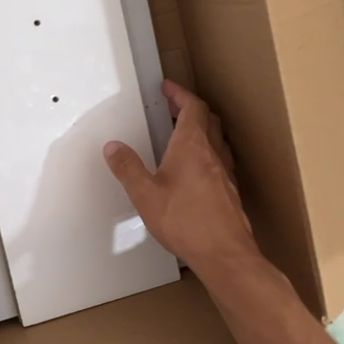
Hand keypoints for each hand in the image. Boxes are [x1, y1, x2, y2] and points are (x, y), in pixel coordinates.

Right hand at [104, 80, 261, 275]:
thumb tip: (114, 148)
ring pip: (217, 139)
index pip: (191, 107)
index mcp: (192, 147)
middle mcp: (213, 156)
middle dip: (191, 107)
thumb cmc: (188, 224)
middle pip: (208, 119)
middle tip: (175, 104)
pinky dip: (208, 152)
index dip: (179, 94)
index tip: (168, 87)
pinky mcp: (229, 193)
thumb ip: (128, 168)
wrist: (225, 255)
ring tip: (186, 131)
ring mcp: (225, 174)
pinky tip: (197, 168)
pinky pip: (221, 161)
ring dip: (203, 128)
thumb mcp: (145, 195)